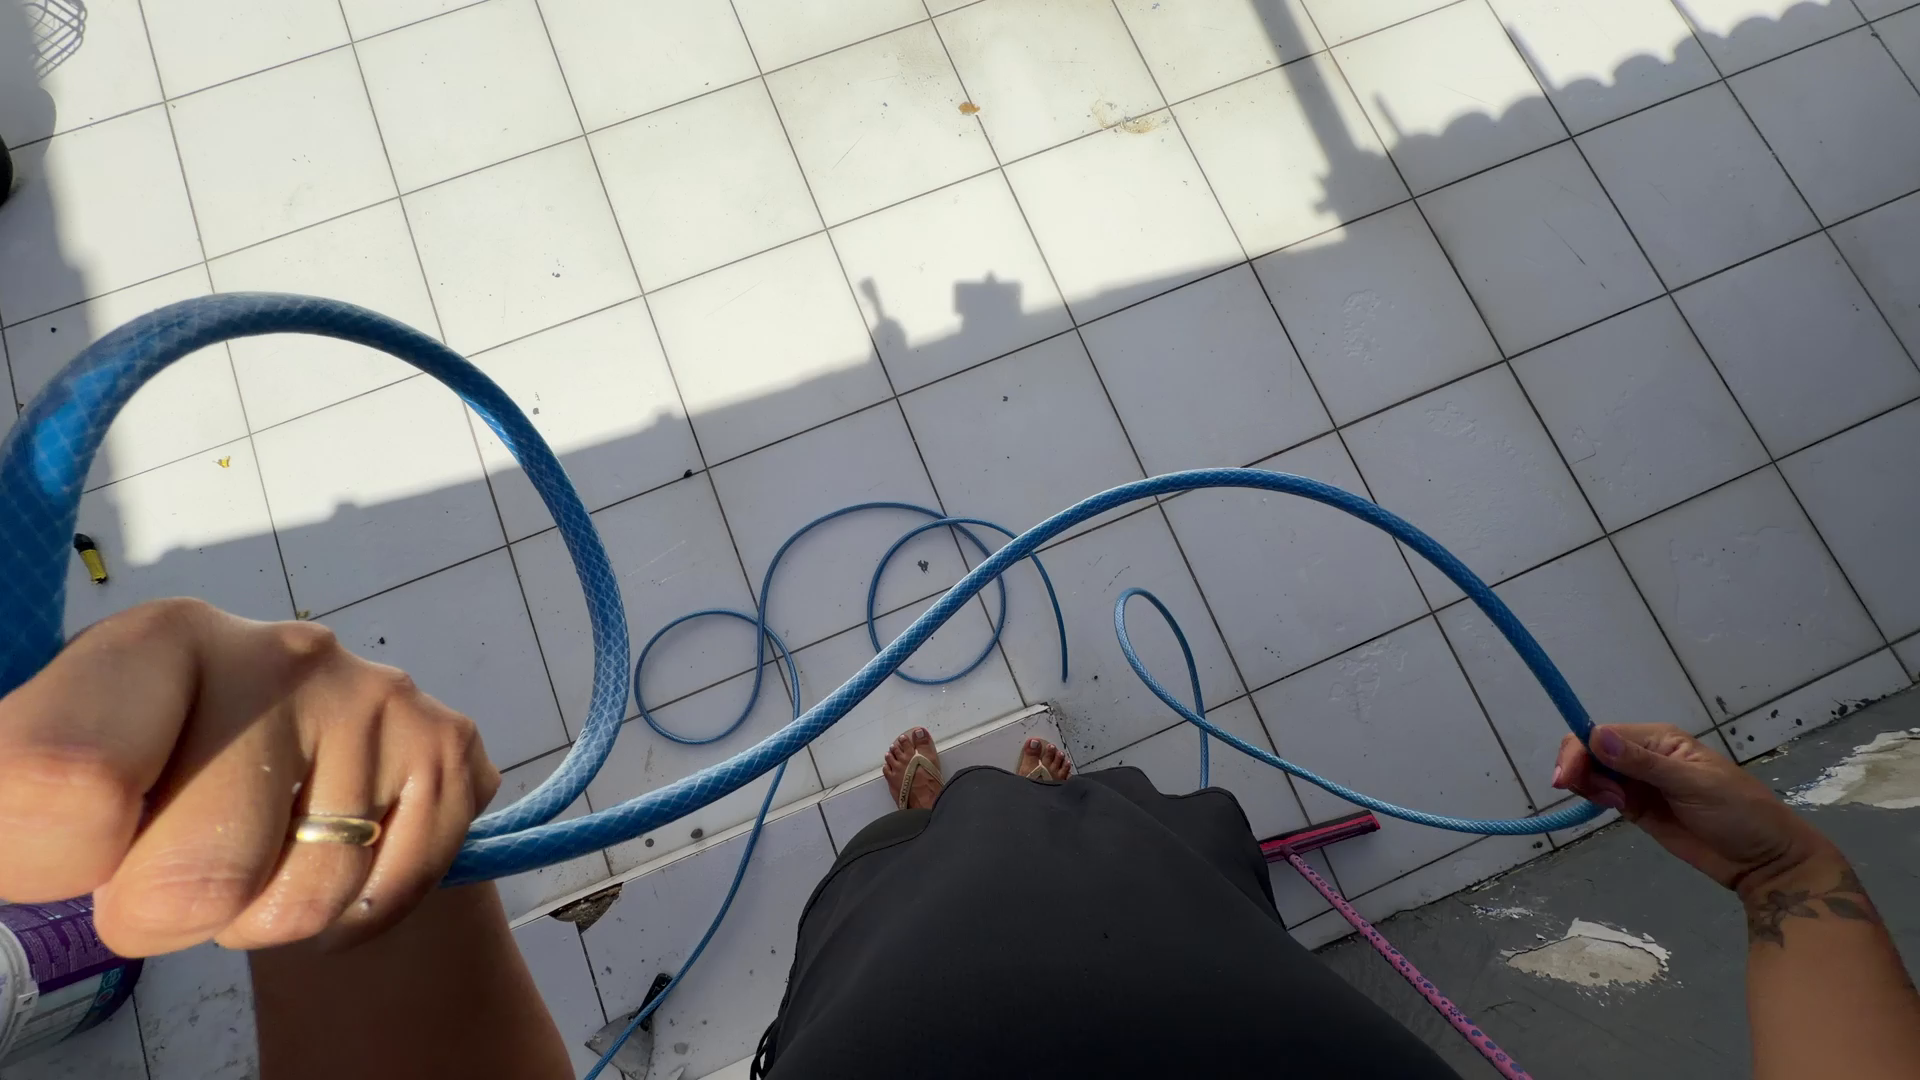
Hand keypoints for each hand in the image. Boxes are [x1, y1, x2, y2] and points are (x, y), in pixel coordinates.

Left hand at [0, 598, 496, 956]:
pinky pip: (394, 888)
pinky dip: (356, 910)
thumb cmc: (150, 762)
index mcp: (164, 638)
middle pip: (197, 879)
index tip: (76, 850)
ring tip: (266, 856)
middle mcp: (291, 654)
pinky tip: (340, 861)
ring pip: (308, 898)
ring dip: (270, 912)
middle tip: (175, 872)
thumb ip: (23, 797)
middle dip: (171, 913)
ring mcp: (386, 698)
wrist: (302, 736)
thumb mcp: (39, 771)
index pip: (59, 784)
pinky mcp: (453, 742)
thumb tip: (50, 842)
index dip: (46, 863)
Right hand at [1552, 724, 1835, 898]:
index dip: (1579, 750)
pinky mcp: (1632, 804)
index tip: (1569, 777)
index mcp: (1658, 740)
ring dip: (1586, 783)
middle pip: (1588, 749)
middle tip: (1581, 791)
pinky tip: (1610, 806)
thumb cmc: (1742, 815)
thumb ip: (1642, 762)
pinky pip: (1596, 791)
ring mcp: (1635, 780)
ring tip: (1611, 803)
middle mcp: (1641, 755)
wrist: (1767, 864)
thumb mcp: (1693, 785)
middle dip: (1577, 767)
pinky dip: (1592, 796)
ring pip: (1588, 770)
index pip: (1600, 734)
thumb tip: (1595, 735)